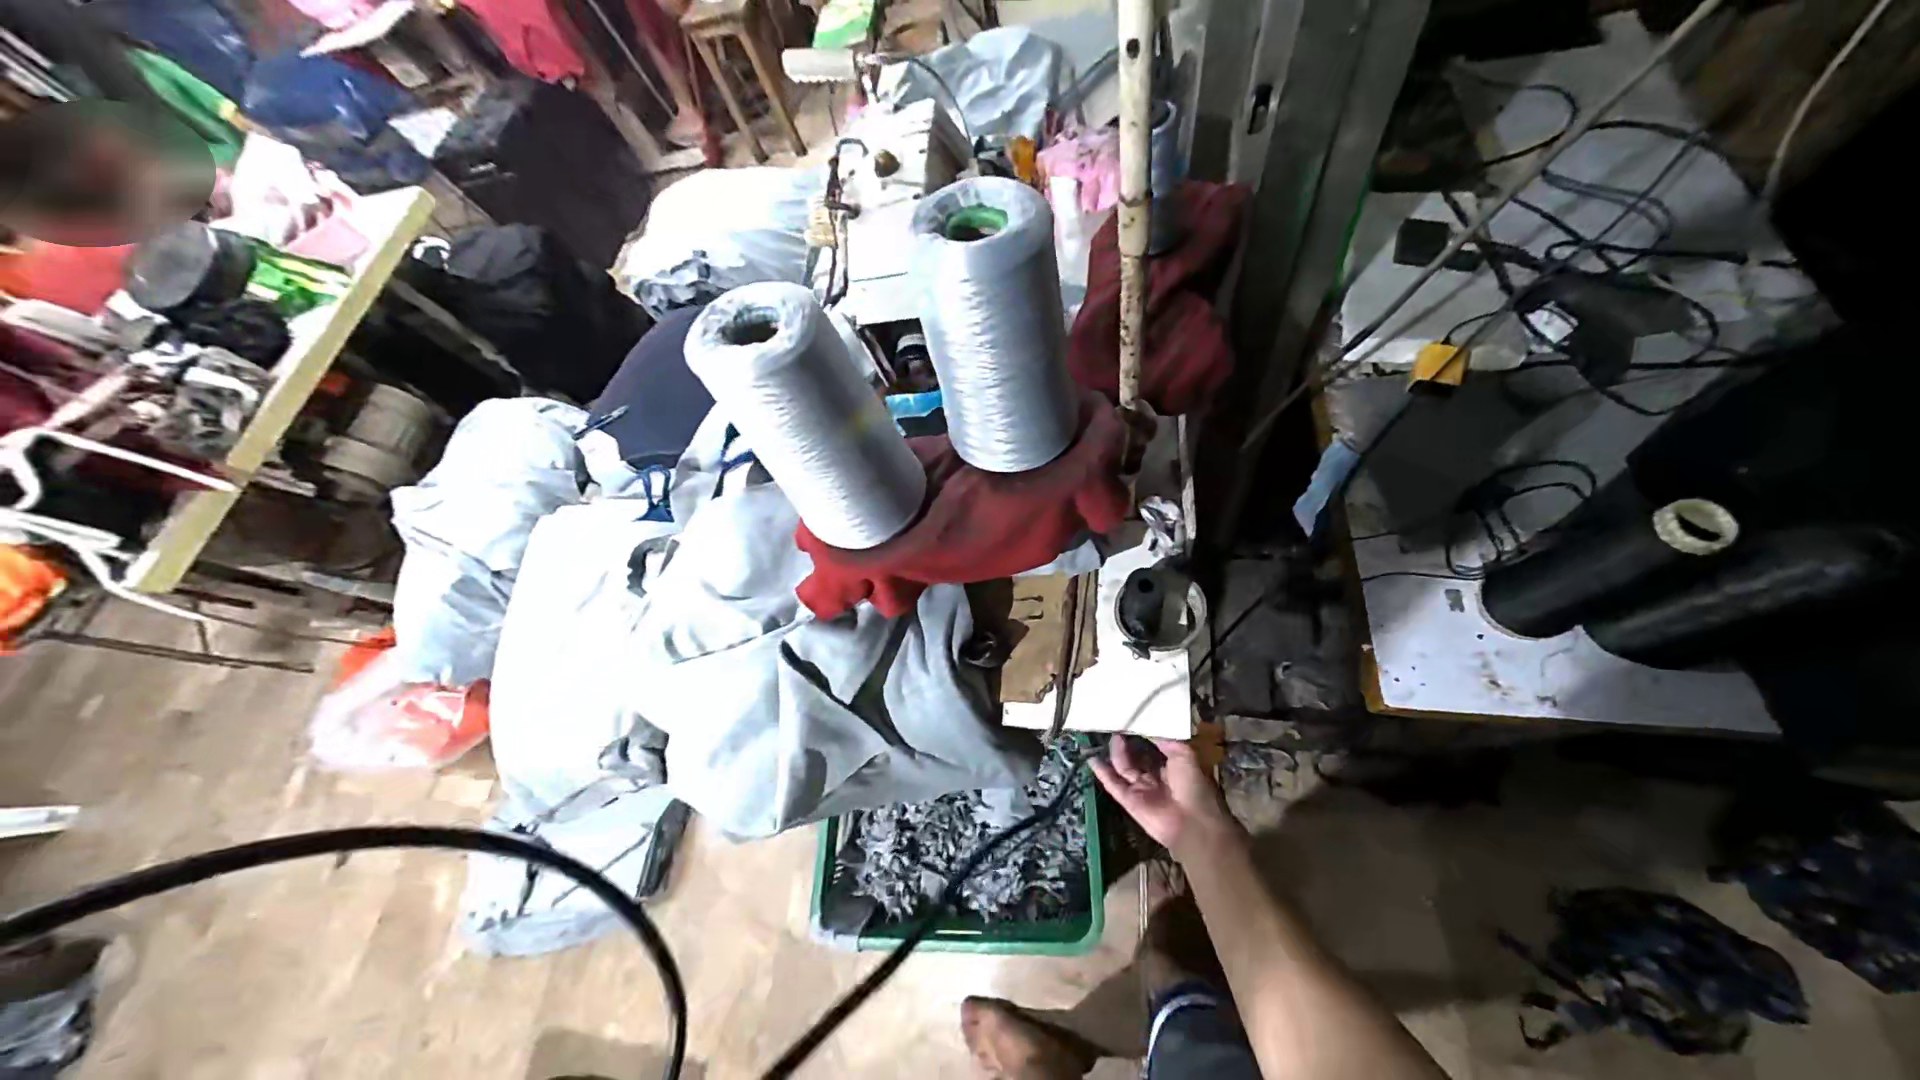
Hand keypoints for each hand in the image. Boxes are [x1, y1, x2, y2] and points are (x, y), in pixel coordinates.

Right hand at [1091, 735, 1242, 860]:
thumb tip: (1146, 727)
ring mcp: (1141, 790)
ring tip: (1112, 736)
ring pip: (1123, 769)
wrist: (1193, 823)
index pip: (1153, 749)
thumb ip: (1163, 740)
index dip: (1142, 736)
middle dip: (1127, 743)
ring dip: (1116, 753)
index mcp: (1172, 768)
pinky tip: (1093, 759)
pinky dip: (1102, 773)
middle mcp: (1155, 778)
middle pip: (1135, 758)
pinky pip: (1113, 785)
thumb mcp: (1184, 755)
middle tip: (1119, 726)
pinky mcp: (1129, 801)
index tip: (1133, 721)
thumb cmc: (1193, 786)